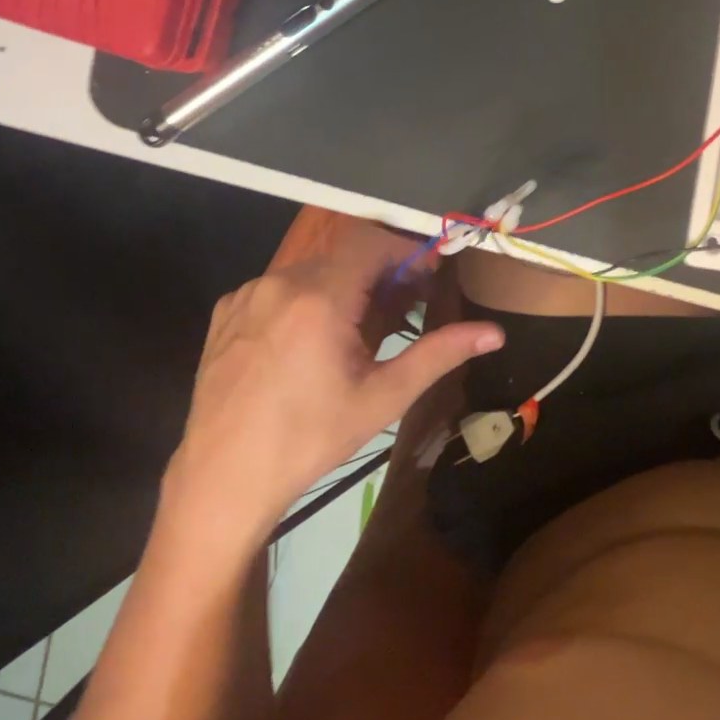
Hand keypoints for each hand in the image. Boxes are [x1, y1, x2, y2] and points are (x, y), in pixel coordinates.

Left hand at [162, 216, 502, 544]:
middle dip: (378, 275)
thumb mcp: (384, 397)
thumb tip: (494, 333)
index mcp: (320, 298)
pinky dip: (304, 302)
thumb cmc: (312, 438)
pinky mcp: (225, 313)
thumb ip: (439, 354)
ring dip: (341, 288)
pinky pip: (277, 290)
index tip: (426, 279)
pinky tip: (308, 347)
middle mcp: (278, 283)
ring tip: (353, 336)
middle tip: (400, 314)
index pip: (372, 242)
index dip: (405, 252)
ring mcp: (246, 296)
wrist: (224, 477)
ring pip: (309, 272)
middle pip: (342, 256)